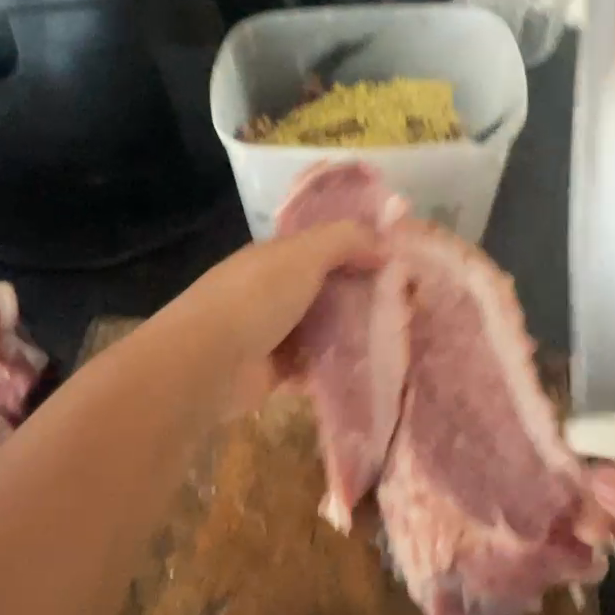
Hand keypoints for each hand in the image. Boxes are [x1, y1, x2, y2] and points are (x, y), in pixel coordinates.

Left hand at [159, 222, 380, 412]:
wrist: (207, 363)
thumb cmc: (255, 299)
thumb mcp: (303, 254)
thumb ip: (345, 240)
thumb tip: (386, 246)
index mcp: (274, 258)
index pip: (323, 249)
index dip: (359, 252)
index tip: (400, 266)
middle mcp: (270, 292)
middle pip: (325, 291)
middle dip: (361, 298)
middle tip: (408, 308)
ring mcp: (270, 334)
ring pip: (321, 331)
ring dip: (351, 336)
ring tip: (396, 341)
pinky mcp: (273, 373)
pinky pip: (311, 367)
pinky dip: (334, 369)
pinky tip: (368, 371)